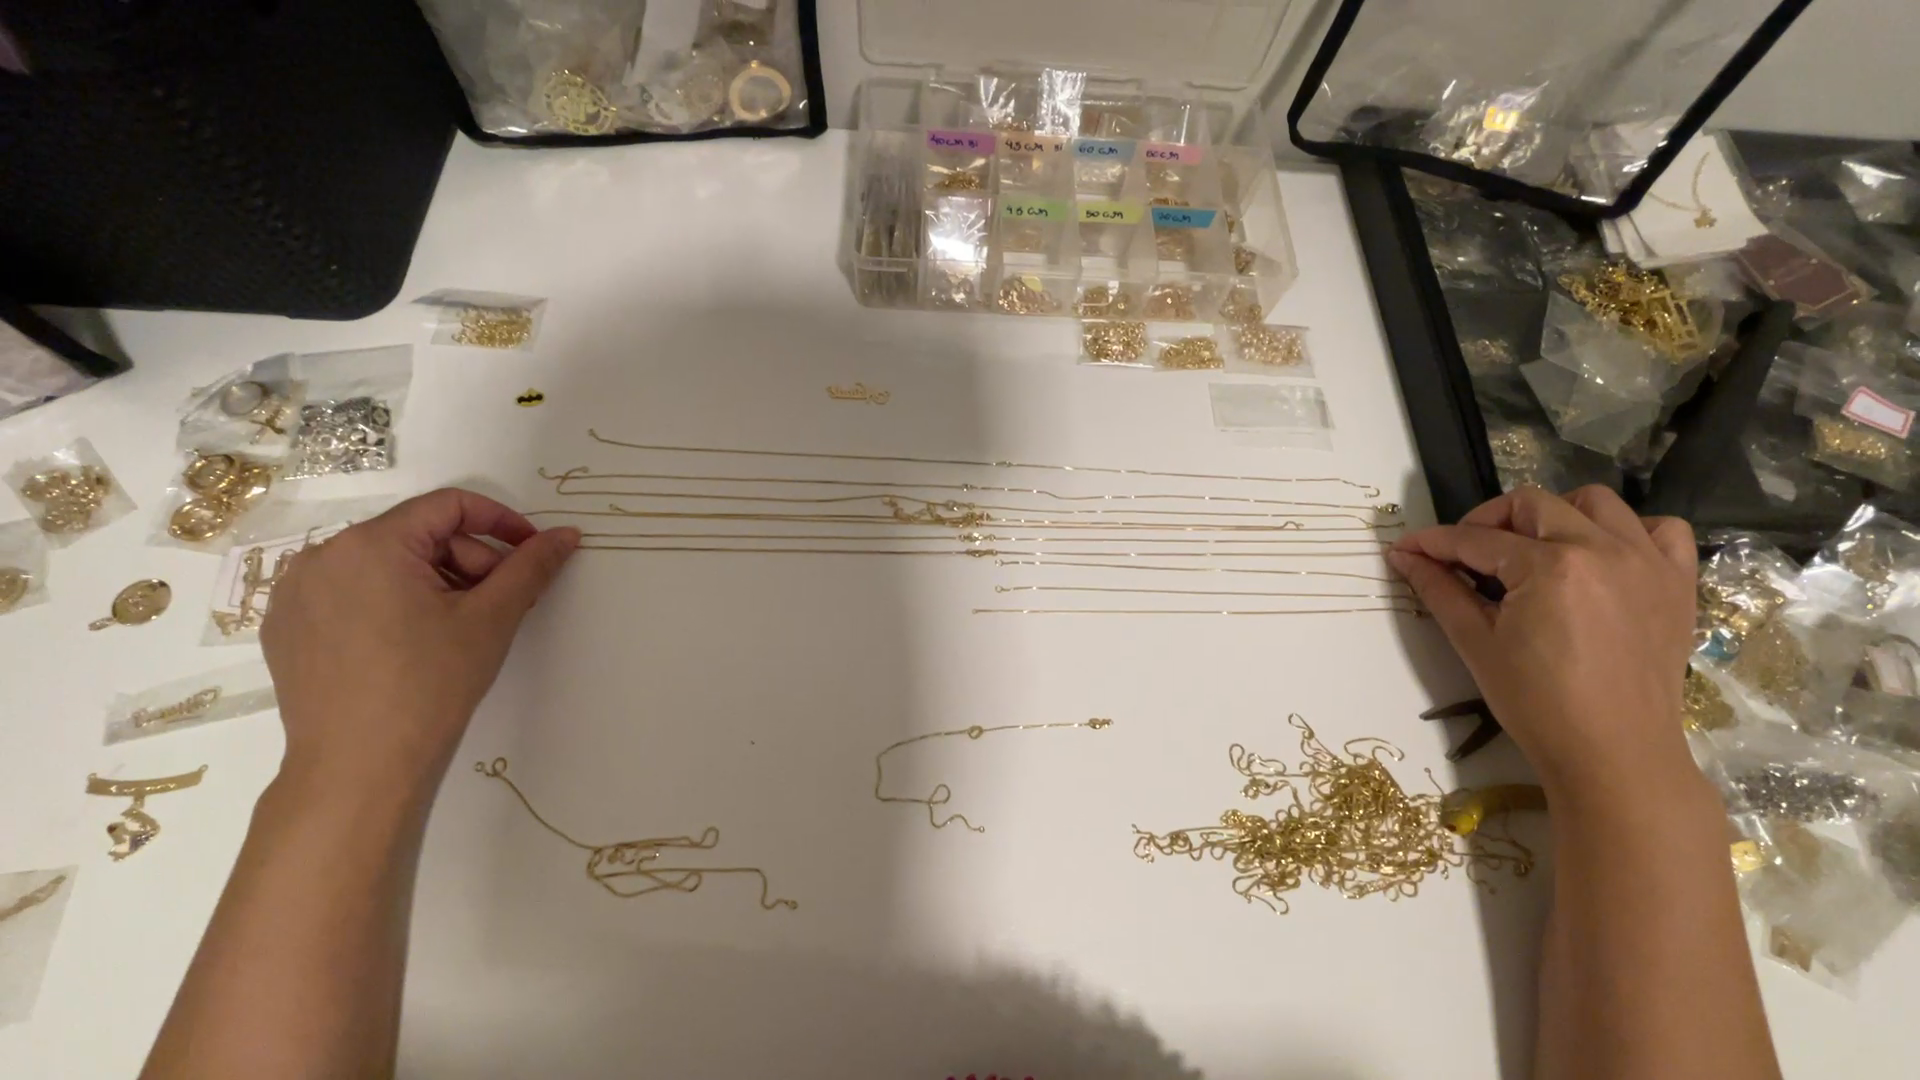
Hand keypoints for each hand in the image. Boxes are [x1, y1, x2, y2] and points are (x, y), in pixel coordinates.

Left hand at [260, 489, 579, 799]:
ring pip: (386, 565)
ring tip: (459, 628)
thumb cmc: (431, 684)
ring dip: (434, 582)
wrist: (358, 766)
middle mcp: (322, 556)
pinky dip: (392, 603)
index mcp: (371, 544)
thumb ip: (532, 566)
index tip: (532, 552)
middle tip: (499, 603)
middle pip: (417, 536)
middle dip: (468, 561)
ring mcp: (296, 592)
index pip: (449, 506)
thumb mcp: (492, 618)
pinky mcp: (286, 627)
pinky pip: (351, 593)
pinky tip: (412, 644)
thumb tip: (567, 534)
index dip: (501, 522)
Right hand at [1388, 486, 1698, 803]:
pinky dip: (1629, 531)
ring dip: (1554, 515)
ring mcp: (1647, 562)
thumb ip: (1439, 589)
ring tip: (1532, 549)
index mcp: (1549, 567)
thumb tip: (1404, 556)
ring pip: (1596, 503)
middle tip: (1465, 555)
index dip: (1434, 542)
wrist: (1613, 751)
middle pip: (1533, 504)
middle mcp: (1603, 549)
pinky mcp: (1676, 582)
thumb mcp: (1475, 642)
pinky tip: (1600, 557)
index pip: (1476, 540)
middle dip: (1487, 521)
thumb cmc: (1535, 702)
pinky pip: (1661, 530)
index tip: (1405, 549)